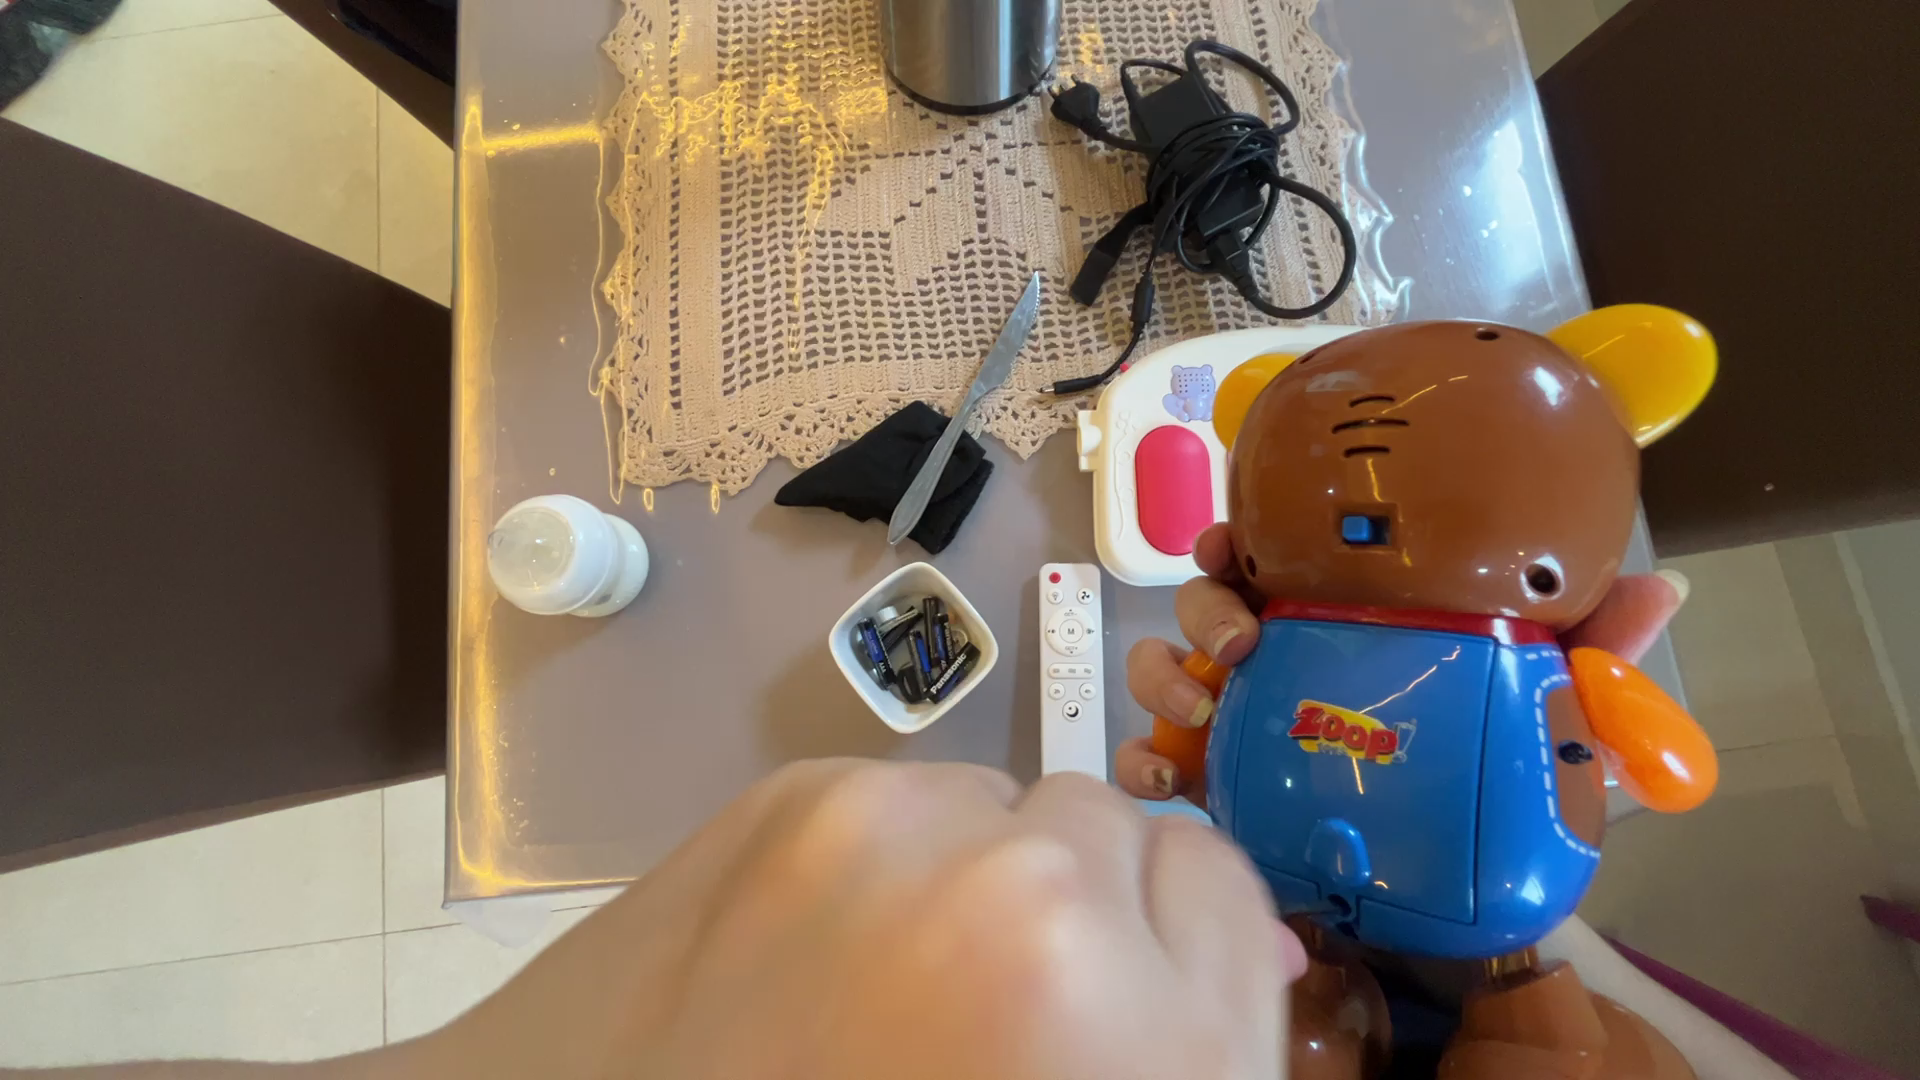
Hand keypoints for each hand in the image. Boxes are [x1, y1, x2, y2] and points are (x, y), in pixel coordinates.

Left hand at [400, 761, 1294, 1078]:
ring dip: (980, 868)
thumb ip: (1181, 1036)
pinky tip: (819, 946)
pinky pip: (908, 796)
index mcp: (1140, 1042)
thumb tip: (1222, 942)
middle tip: (995, 999)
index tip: (1129, 979)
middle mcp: (1032, 904)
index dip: (1177, 936)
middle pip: (1111, 822)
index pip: (1216, 881)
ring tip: (894, 977)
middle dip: (1078, 900)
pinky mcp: (794, 798)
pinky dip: (891, 856)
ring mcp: (895, 830)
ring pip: (1006, 798)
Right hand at [1116, 523, 1690, 804]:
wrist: (1440, 893)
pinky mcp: (1205, 780)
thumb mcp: (1541, 725)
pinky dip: (1139, 760)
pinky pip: (1144, 757)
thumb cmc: (1479, 786)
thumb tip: (1659, 589)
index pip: (1264, 560)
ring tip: (1200, 713)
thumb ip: (1588, 663)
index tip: (1232, 546)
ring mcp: (1227, 718)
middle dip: (1203, 611)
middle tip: (1239, 645)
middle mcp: (1265, 661)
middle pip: (1200, 605)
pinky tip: (1165, 779)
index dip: (1234, 541)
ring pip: (1156, 666)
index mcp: (1326, 627)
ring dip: (1162, 678)